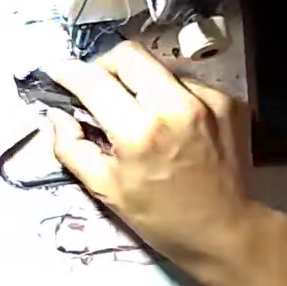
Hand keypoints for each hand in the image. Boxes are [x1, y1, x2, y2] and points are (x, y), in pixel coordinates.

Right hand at [45, 41, 279, 285]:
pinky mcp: (229, 101)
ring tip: (141, 115)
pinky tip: (174, 125)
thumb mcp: (106, 190)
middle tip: (98, 88)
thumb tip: (57, 114)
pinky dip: (172, 97)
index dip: (68, 72)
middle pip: (129, 54)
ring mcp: (208, 100)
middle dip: (105, 65)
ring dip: (141, 84)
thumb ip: (72, 148)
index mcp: (140, 133)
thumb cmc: (160, 218)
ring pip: (160, 68)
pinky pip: (187, 84)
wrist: (225, 231)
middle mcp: (176, 106)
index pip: (94, 81)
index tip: (58, 72)